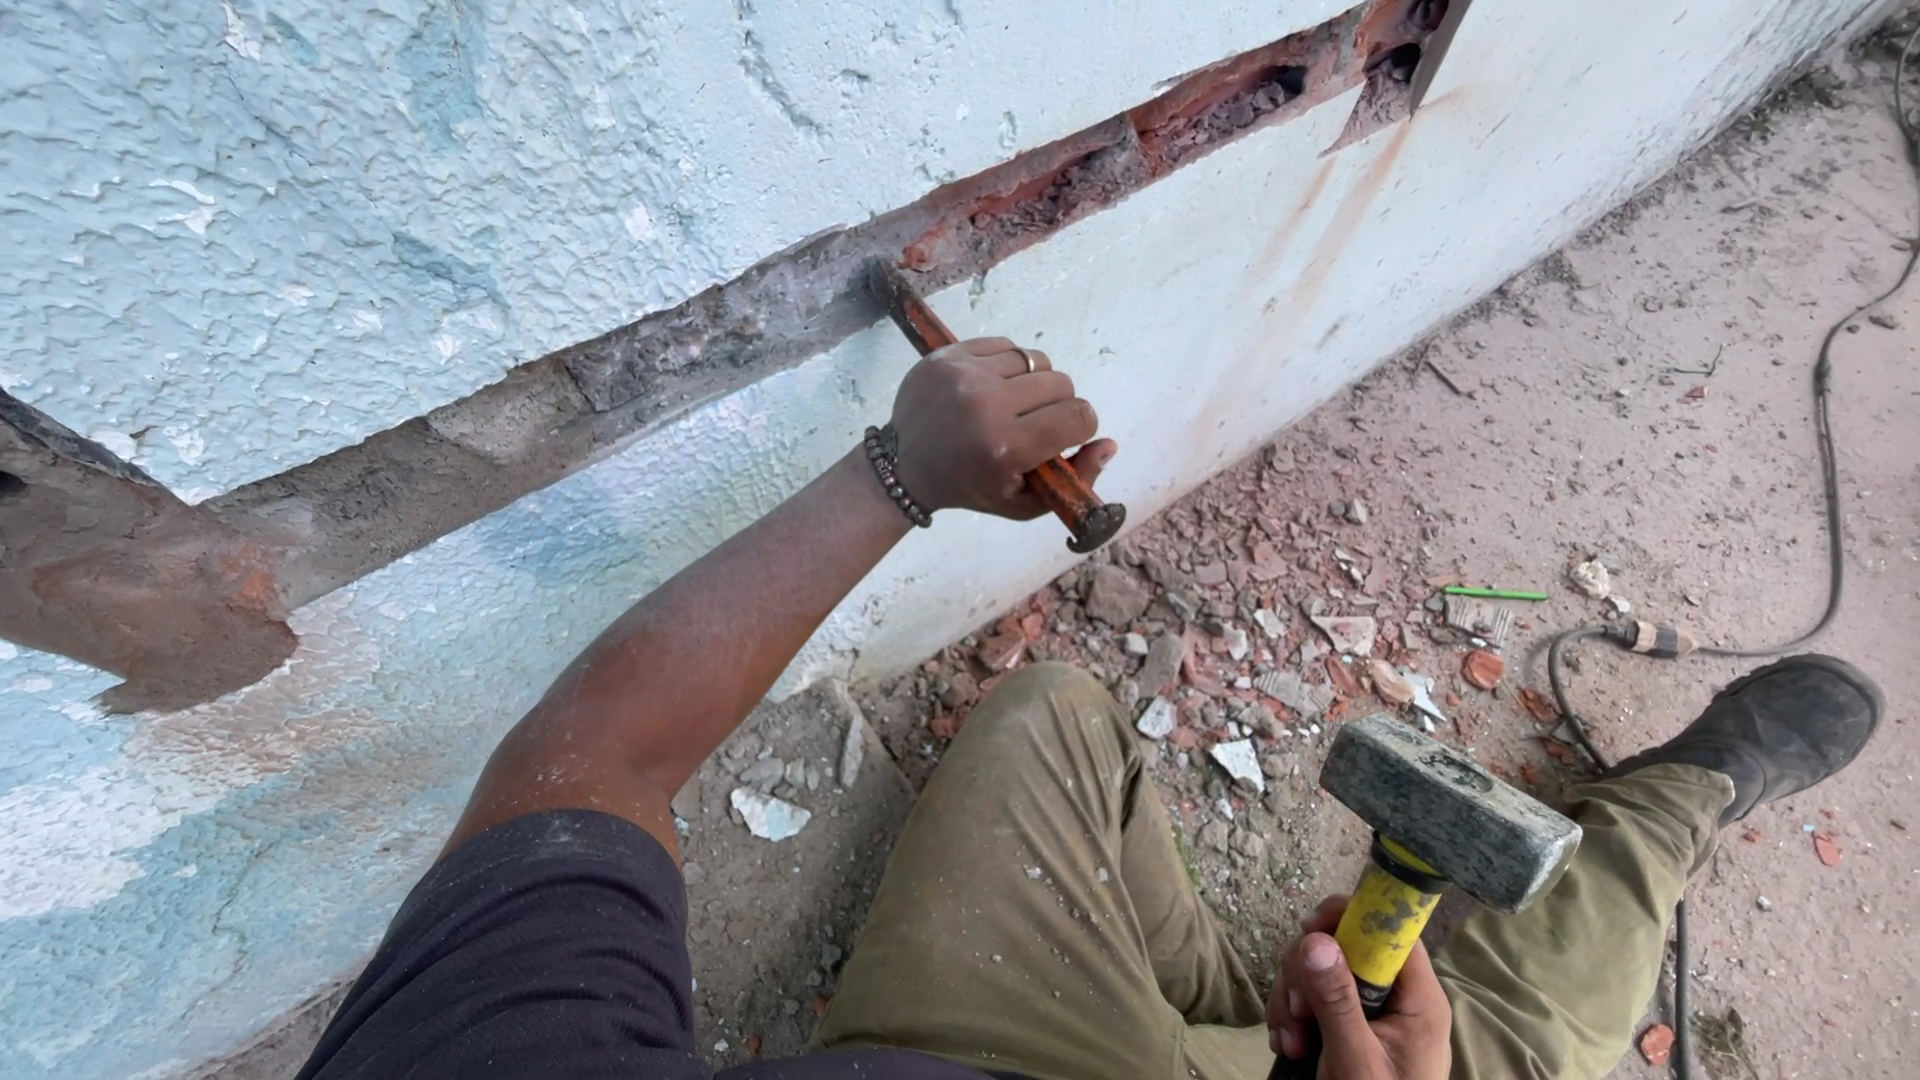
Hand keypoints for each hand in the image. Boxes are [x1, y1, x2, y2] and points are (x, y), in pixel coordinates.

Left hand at [887, 337, 1116, 518]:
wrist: (905, 465)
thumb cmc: (971, 487)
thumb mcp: (1024, 503)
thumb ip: (1075, 479)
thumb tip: (1109, 444)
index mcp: (1006, 447)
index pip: (1079, 417)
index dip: (1080, 427)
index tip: (1063, 436)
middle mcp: (987, 405)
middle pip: (1062, 384)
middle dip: (1058, 405)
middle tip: (1033, 423)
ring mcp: (966, 375)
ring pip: (1037, 360)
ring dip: (1034, 382)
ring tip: (1012, 403)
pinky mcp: (950, 354)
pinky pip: (1007, 346)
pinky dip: (1009, 366)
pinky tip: (991, 388)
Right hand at [1268, 896, 1451, 1079]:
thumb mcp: (1355, 1063)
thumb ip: (1337, 1001)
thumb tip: (1315, 937)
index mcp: (1416, 999)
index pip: (1390, 930)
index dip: (1350, 917)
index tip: (1309, 929)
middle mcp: (1394, 993)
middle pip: (1342, 944)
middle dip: (1306, 973)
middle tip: (1297, 1014)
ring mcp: (1369, 1006)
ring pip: (1318, 966)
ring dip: (1292, 998)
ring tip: (1290, 1041)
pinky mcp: (1346, 1018)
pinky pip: (1309, 991)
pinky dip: (1291, 1012)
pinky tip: (1287, 1043)